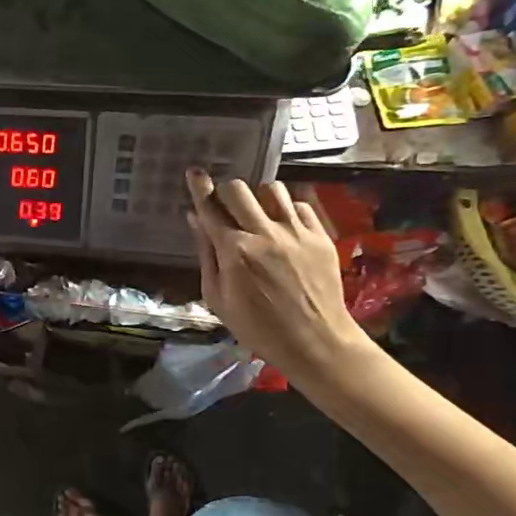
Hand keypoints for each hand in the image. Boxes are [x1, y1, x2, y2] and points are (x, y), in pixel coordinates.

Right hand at [186, 171, 363, 375]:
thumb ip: (206, 255)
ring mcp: (296, 232)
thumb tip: (196, 220)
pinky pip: (300, 205)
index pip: (211, 209)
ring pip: (272, 189)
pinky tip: (285, 228)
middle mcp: (264, 234)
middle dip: (227, 192)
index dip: (200, 188)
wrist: (315, 342)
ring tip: (259, 215)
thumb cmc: (259, 328)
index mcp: (235, 252)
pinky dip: (288, 211)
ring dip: (259, 198)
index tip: (195, 173)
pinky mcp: (320, 236)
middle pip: (239, 189)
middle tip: (227, 206)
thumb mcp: (218, 299)